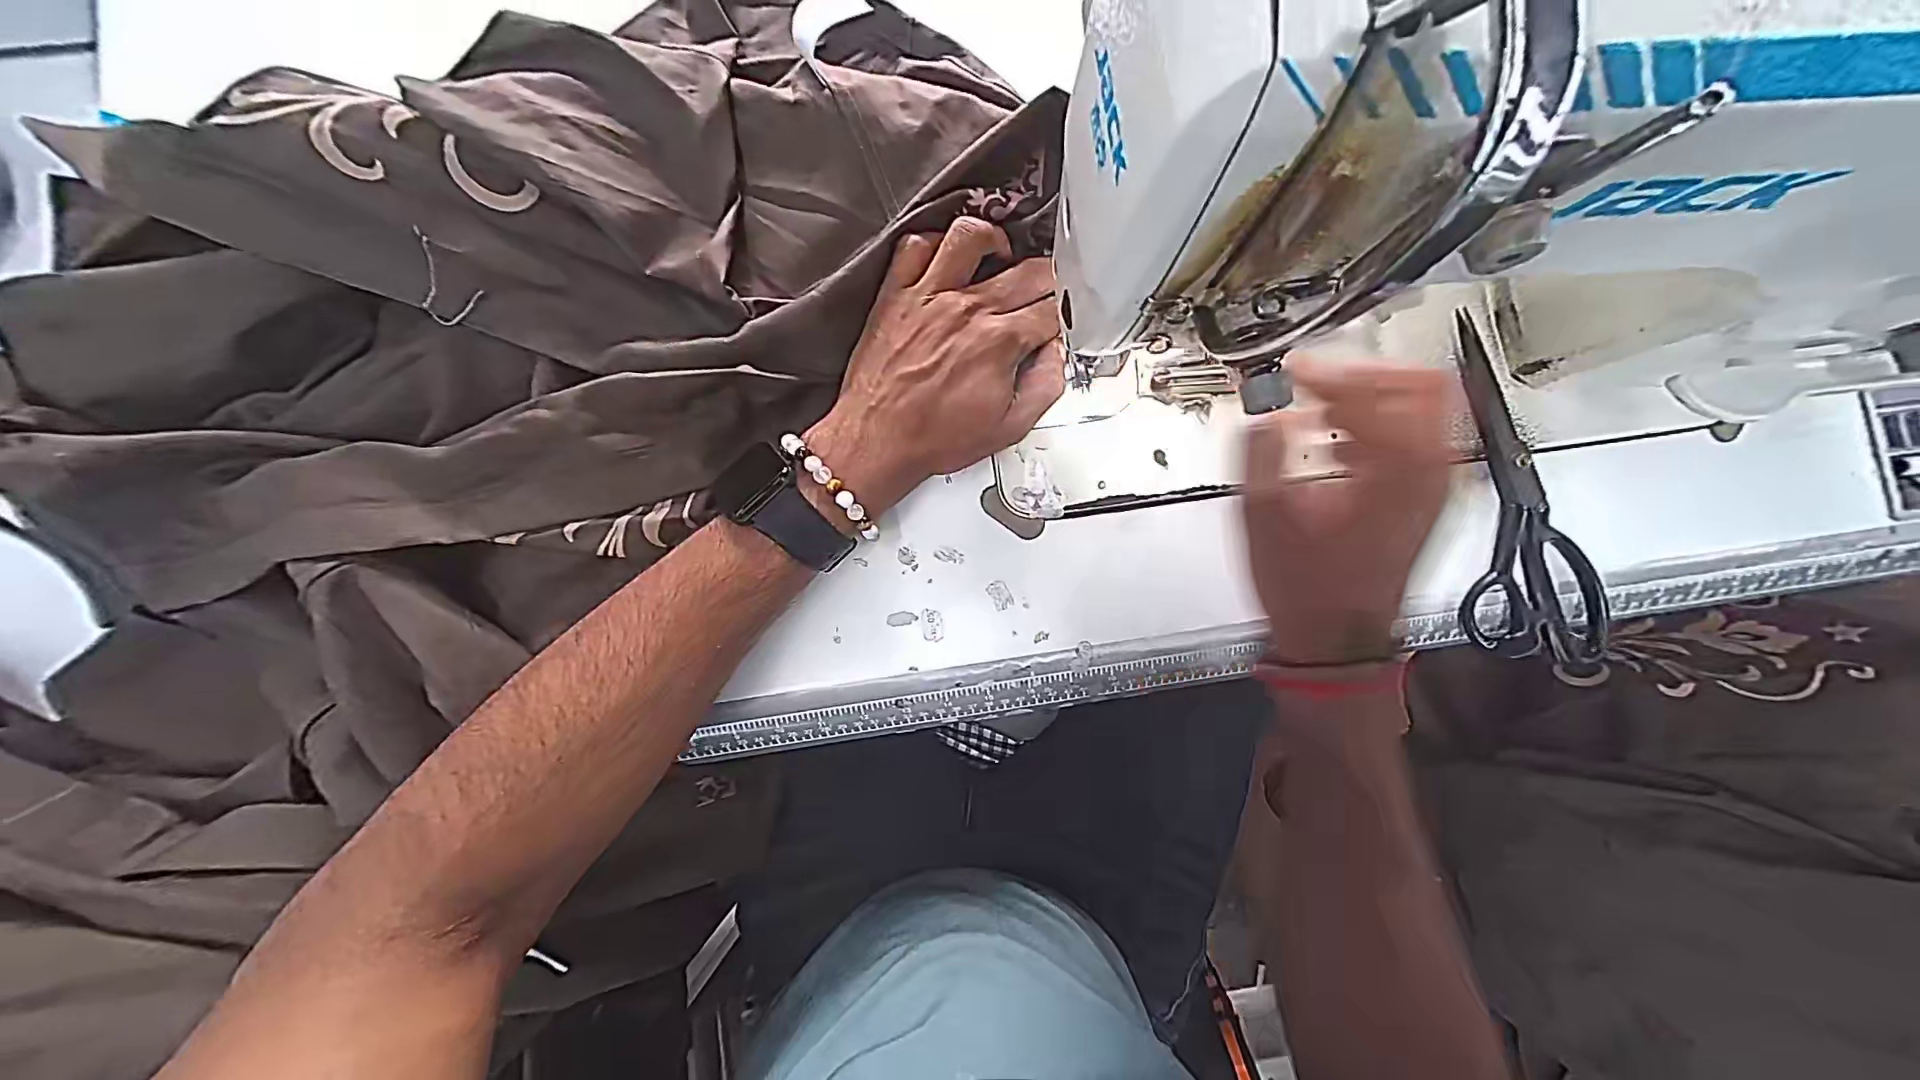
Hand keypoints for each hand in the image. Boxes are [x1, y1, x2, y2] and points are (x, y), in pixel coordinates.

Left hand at [803, 217, 1065, 517]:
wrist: (878, 441)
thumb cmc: (933, 438)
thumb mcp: (1008, 428)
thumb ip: (1044, 386)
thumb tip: (1055, 355)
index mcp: (999, 342)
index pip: (1050, 311)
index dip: (1061, 316)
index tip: (1056, 323)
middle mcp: (966, 310)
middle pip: (1027, 270)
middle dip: (1047, 280)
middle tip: (1043, 294)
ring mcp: (929, 297)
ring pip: (970, 237)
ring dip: (994, 241)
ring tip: (1001, 256)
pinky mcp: (896, 296)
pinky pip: (915, 246)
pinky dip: (934, 243)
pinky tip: (946, 260)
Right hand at [1242, 357, 1454, 664]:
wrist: (1336, 638)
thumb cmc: (1308, 591)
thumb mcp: (1263, 519)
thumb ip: (1261, 456)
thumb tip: (1267, 416)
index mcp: (1397, 472)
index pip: (1382, 391)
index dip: (1333, 373)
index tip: (1297, 371)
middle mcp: (1430, 475)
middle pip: (1424, 388)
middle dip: (1365, 375)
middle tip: (1320, 379)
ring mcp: (1432, 489)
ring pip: (1424, 412)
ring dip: (1370, 400)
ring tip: (1321, 406)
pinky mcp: (1422, 502)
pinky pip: (1415, 442)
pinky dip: (1375, 427)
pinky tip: (1333, 440)